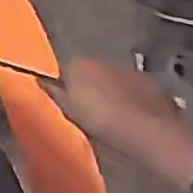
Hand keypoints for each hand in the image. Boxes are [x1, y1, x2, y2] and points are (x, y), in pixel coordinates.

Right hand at [47, 58, 192, 190]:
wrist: (150, 133)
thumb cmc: (101, 120)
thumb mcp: (70, 110)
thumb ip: (54, 92)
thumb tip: (41, 79)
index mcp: (77, 64)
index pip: (65, 68)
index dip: (67, 84)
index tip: (70, 100)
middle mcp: (102, 60)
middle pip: (90, 71)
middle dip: (91, 84)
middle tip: (92, 108)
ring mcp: (129, 70)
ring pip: (114, 78)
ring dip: (113, 90)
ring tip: (116, 113)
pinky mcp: (152, 82)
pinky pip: (136, 87)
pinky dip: (134, 96)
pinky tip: (136, 114)